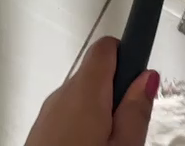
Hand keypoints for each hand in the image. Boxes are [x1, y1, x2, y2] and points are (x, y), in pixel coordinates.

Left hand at [23, 36, 157, 145]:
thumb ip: (136, 111)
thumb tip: (147, 75)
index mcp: (85, 91)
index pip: (107, 47)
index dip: (128, 55)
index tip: (142, 76)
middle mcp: (62, 94)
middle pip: (96, 76)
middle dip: (116, 95)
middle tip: (129, 130)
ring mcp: (46, 116)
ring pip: (81, 101)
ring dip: (99, 116)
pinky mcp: (37, 135)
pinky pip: (66, 119)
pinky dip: (81, 129)